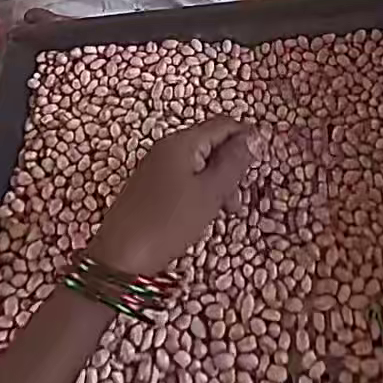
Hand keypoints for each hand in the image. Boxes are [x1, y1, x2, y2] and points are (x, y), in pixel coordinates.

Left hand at [88, 116, 255, 274]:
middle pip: (210, 142)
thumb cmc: (169, 222)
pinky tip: (202, 212)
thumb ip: (233, 162)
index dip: (246, 137)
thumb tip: (254, 135)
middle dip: (231, 164)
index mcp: (182, 141)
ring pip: (198, 162)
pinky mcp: (149, 185)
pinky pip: (184, 176)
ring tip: (225, 211)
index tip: (263, 161)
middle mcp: (167, 146)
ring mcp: (156, 165)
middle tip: (239, 199)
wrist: (119, 257)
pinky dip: (200, 189)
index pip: (223, 124)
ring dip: (217, 181)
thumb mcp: (209, 193)